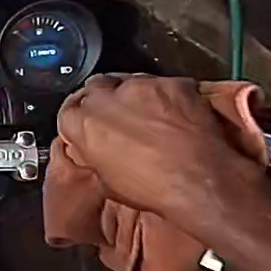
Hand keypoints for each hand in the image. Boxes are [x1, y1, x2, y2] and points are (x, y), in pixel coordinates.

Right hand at [54, 75, 269, 229]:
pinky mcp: (171, 84)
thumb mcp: (105, 179)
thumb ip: (92, 152)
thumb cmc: (154, 188)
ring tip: (149, 115)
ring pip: (129, 81)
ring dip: (135, 95)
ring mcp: (139, 88)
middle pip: (96, 87)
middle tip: (120, 116)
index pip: (69, 110)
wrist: (202, 183)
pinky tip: (174, 113)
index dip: (81, 117)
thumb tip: (97, 147)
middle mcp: (105, 100)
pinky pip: (163, 84)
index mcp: (82, 125)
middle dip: (105, 99)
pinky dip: (166, 95)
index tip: (90, 122)